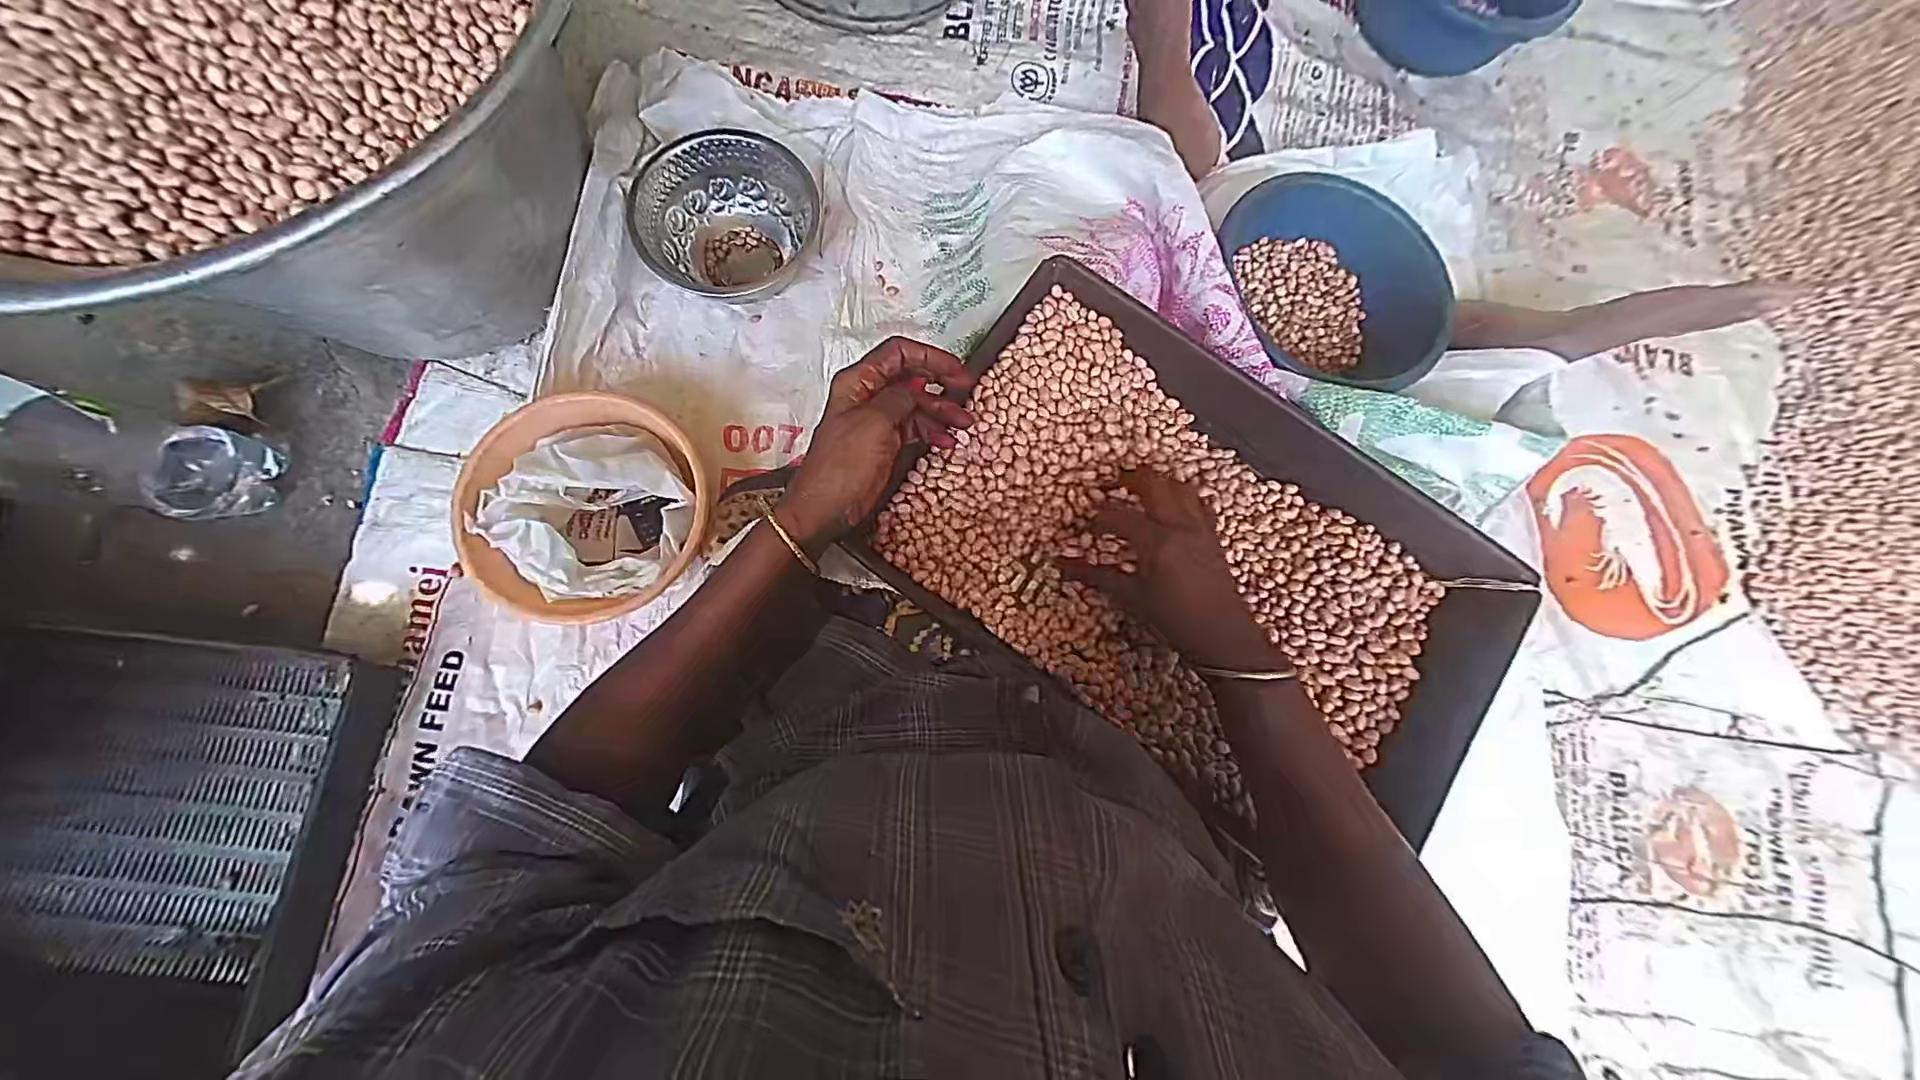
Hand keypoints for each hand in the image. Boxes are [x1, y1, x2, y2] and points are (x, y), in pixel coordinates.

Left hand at [776, 337, 976, 549]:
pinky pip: (915, 429)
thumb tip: (918, 388)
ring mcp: (879, 421)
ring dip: (942, 413)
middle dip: (941, 384)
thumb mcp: (874, 423)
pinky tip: (947, 441)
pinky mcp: (886, 444)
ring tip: (964, 424)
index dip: (930, 357)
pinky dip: (933, 433)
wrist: (826, 508)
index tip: (956, 370)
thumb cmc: (840, 466)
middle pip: (912, 378)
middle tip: (967, 392)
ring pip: (917, 405)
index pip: (898, 353)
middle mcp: (869, 397)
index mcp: (858, 382)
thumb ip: (899, 398)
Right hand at [1063, 468, 1287, 671]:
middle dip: (1130, 478)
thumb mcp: (1131, 598)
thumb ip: (1096, 576)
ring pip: (1180, 487)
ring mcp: (1200, 529)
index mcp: (1156, 541)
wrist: (1221, 636)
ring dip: (1159, 481)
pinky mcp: (1213, 536)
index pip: (1119, 516)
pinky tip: (1174, 504)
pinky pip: (1198, 503)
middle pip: (1154, 484)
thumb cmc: (1173, 620)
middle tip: (1111, 481)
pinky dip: (1183, 496)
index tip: (1086, 523)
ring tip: (1140, 485)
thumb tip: (1063, 565)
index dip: (1098, 517)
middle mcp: (1181, 527)